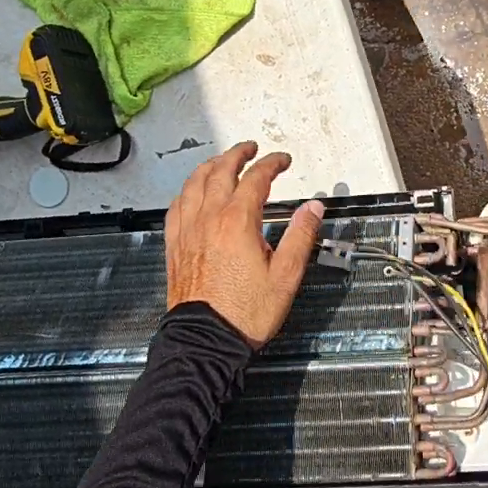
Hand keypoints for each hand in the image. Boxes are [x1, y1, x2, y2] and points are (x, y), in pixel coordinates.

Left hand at [165, 142, 325, 348]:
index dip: (272, 164)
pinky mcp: (175, 246)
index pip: (256, 178)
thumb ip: (300, 236)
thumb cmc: (243, 312)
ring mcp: (188, 231)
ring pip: (194, 183)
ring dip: (210, 166)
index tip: (282, 161)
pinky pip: (176, 206)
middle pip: (220, 171)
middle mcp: (208, 220)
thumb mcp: (286, 275)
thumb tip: (312, 209)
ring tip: (221, 161)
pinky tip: (191, 192)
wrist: (206, 338)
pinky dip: (187, 190)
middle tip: (250, 149)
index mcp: (237, 222)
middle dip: (238, 154)